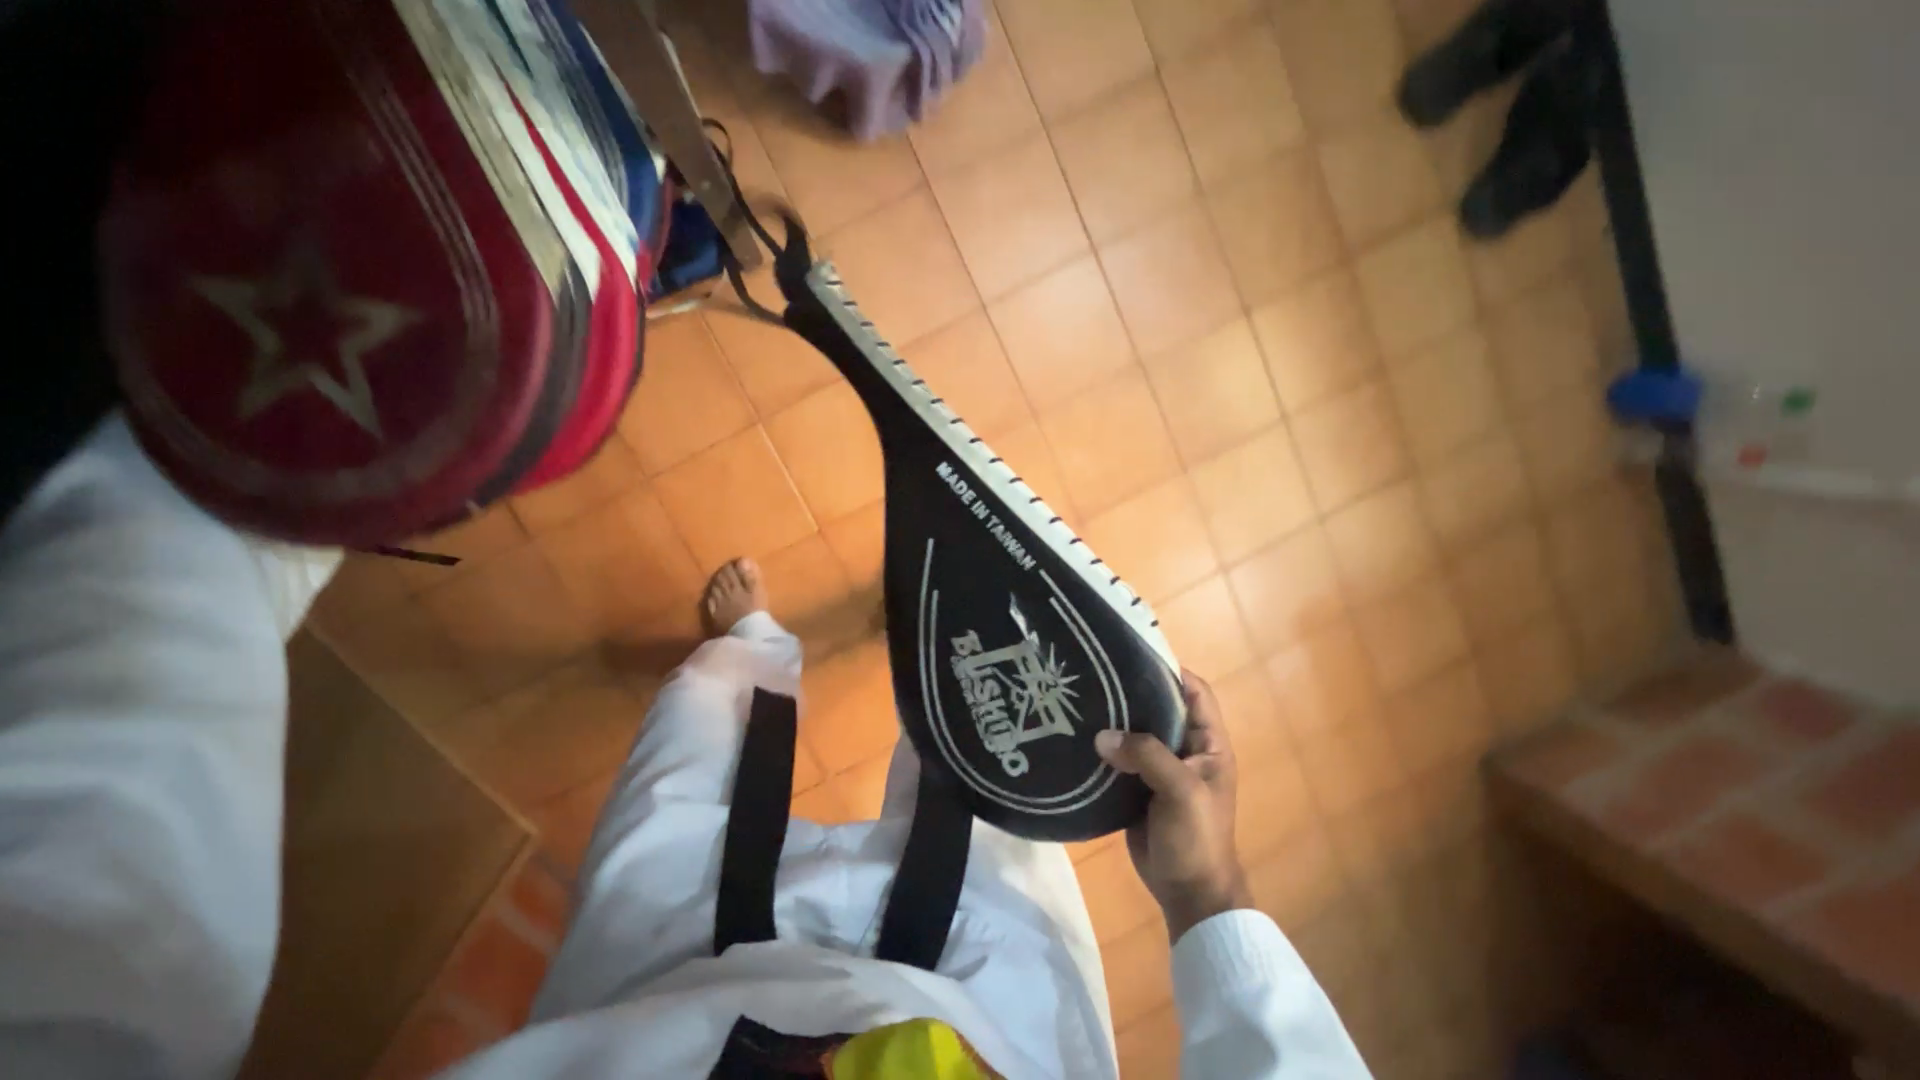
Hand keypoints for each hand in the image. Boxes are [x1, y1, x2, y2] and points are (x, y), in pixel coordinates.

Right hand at [1093, 671, 1252, 941]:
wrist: (1189, 892)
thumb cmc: (1196, 838)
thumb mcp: (1180, 791)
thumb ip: (1146, 756)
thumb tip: (1102, 735)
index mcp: (1208, 745)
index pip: (1195, 693)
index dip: (1170, 671)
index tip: (1132, 653)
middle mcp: (1185, 751)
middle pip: (1160, 710)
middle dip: (1131, 693)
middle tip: (1093, 673)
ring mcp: (1161, 772)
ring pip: (1136, 735)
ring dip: (1113, 722)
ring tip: (1078, 700)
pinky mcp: (1138, 790)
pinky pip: (1120, 761)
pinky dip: (1102, 750)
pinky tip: (1076, 738)